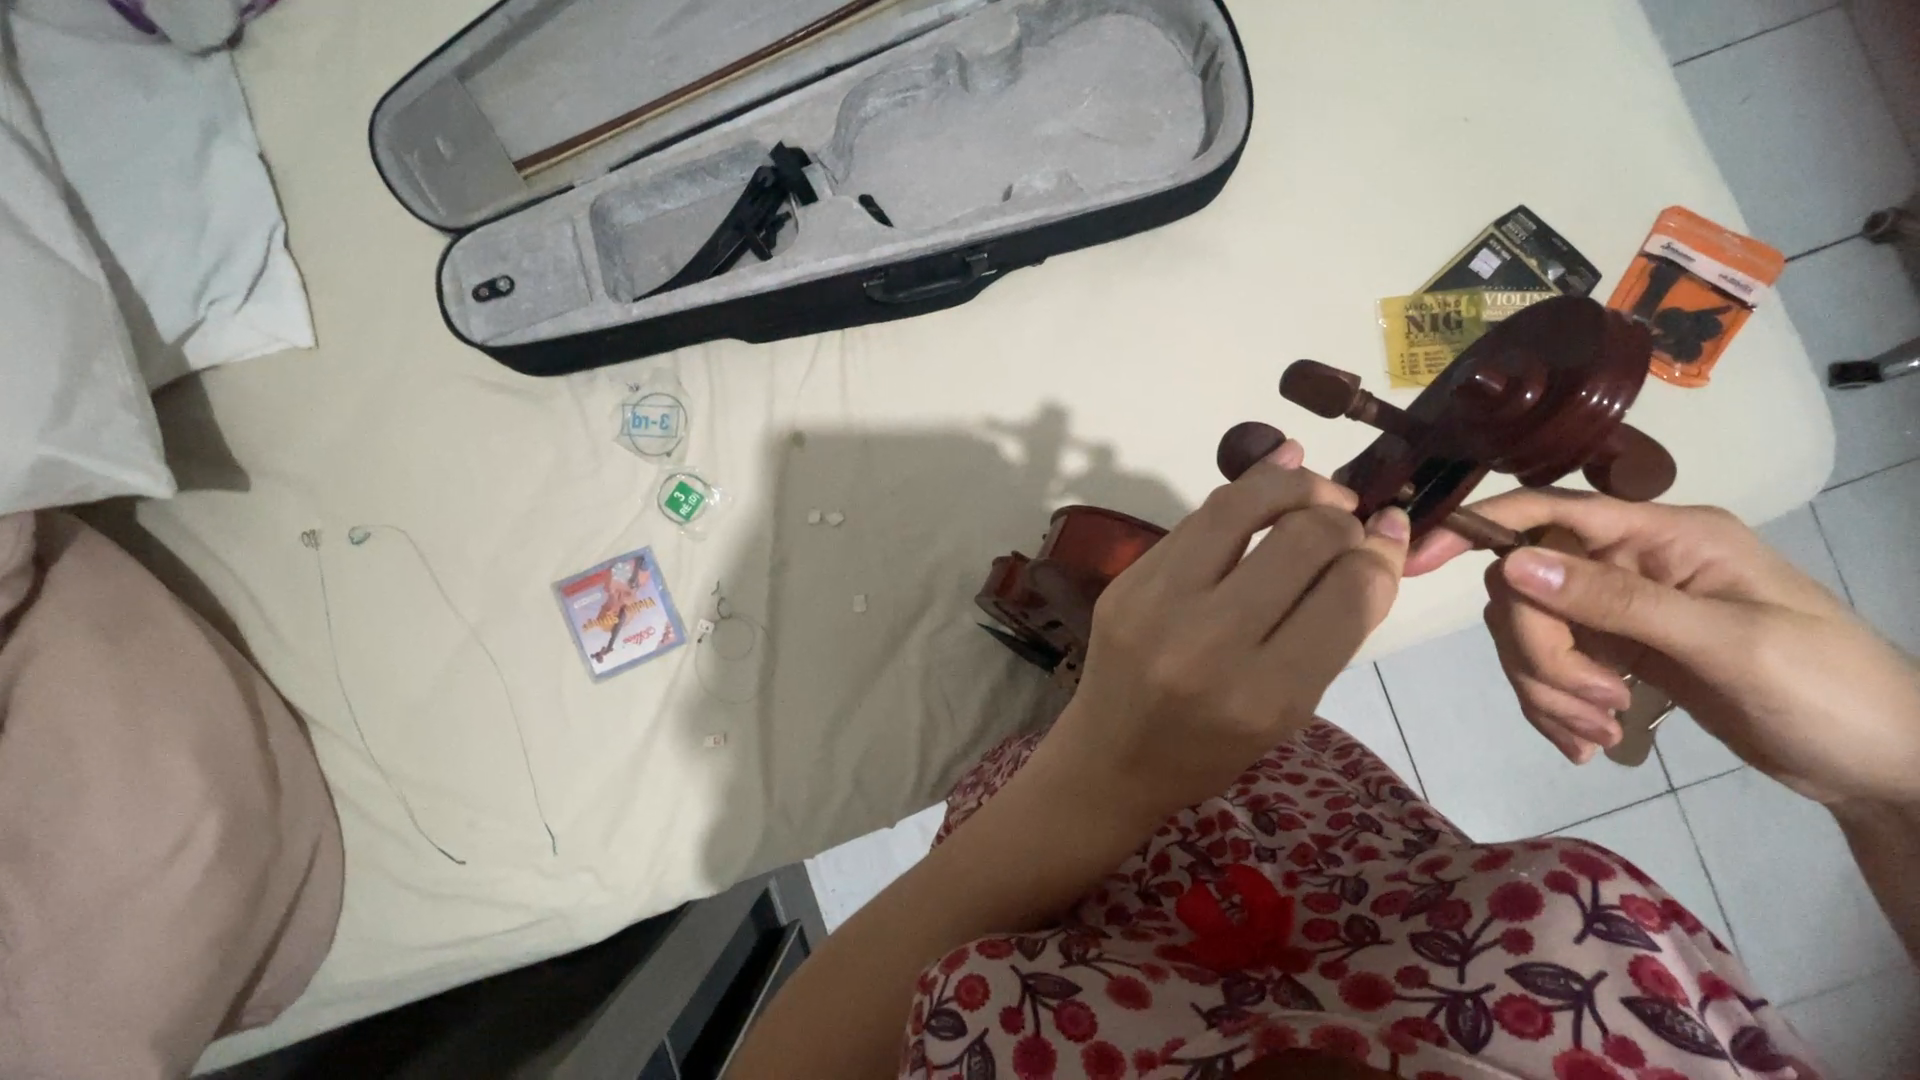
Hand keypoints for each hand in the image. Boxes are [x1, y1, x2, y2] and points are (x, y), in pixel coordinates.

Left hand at [1044, 442, 1411, 822]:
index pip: (1349, 595)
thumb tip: (1385, 536)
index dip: (1383, 556)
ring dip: (1293, 485)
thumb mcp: (1289, 711)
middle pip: (1302, 539)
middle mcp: (1207, 645)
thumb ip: (1335, 629)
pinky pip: (1194, 520)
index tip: (1389, 538)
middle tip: (1347, 523)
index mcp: (1264, 697)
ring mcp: (1155, 606)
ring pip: (1239, 506)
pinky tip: (1270, 487)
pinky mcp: (1124, 582)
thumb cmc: (1212, 750)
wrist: (1110, 758)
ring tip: (1317, 491)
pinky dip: (1241, 498)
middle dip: (1342, 520)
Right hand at [1407, 489, 1919, 807]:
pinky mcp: (1609, 652)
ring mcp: (1615, 609)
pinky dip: (1553, 708)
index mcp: (1663, 537)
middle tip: (1594, 703)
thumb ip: (1616, 600)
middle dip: (1540, 652)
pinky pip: (1544, 669)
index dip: (1479, 527)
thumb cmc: (1828, 692)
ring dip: (1549, 688)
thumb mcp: (1728, 643)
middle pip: (1524, 588)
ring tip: (1605, 732)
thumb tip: (1511, 565)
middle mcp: (1627, 562)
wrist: (1880, 767)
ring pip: (1526, 633)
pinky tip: (1590, 744)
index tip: (1417, 560)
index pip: (1548, 513)